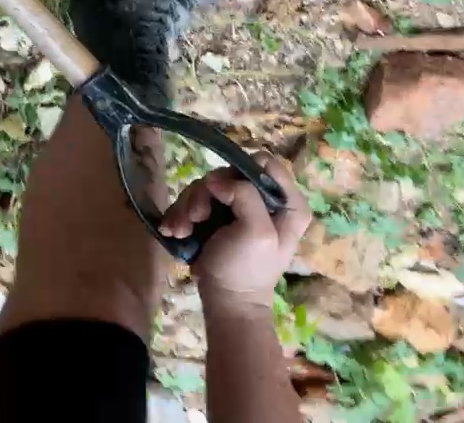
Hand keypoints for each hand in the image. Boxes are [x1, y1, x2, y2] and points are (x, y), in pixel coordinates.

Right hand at [163, 155, 310, 305]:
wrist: (226, 300)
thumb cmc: (247, 269)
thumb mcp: (257, 233)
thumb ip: (245, 196)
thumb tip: (218, 180)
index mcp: (287, 204)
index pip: (266, 163)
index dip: (241, 171)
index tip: (223, 192)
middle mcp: (263, 200)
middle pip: (228, 173)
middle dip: (205, 193)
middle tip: (196, 217)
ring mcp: (237, 206)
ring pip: (206, 185)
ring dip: (188, 207)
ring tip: (181, 230)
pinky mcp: (215, 214)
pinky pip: (193, 199)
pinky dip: (182, 214)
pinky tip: (176, 231)